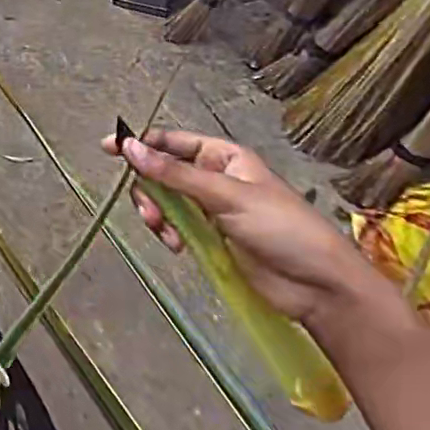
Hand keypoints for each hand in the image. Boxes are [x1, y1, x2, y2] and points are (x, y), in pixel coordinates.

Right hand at [101, 129, 391, 329]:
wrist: (320, 288)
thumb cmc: (283, 230)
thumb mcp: (225, 196)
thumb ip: (173, 173)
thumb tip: (128, 146)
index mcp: (222, 157)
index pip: (171, 141)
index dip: (140, 143)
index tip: (109, 149)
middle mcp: (212, 177)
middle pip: (160, 172)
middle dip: (148, 190)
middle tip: (149, 212)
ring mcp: (209, 208)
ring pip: (162, 200)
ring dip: (156, 214)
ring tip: (165, 233)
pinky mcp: (208, 235)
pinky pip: (172, 225)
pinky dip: (167, 232)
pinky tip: (178, 246)